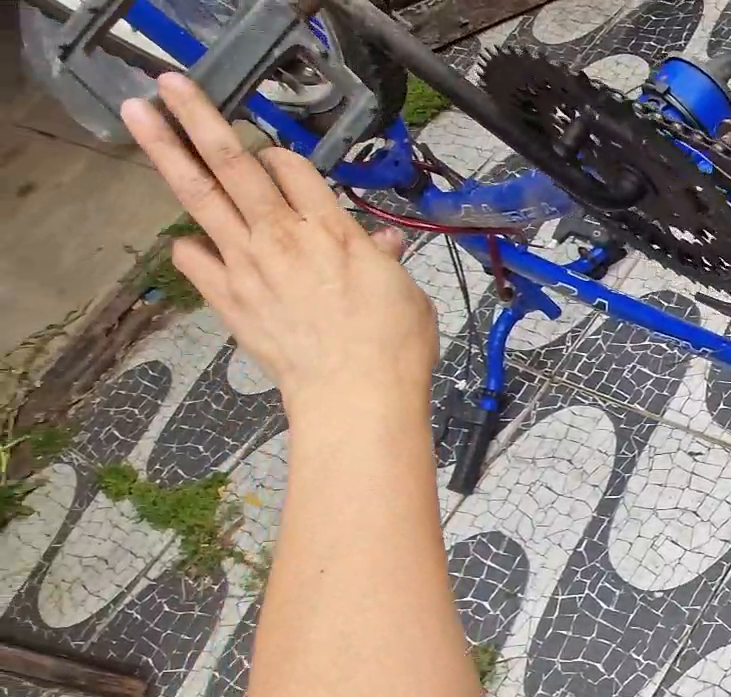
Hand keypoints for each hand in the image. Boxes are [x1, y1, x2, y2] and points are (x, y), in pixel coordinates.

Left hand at [120, 74, 437, 425]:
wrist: (358, 392)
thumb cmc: (395, 348)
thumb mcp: (407, 296)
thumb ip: (384, 262)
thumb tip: (383, 243)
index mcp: (334, 233)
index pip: (295, 170)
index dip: (284, 158)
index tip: (278, 157)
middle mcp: (284, 238)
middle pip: (235, 164)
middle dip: (202, 118)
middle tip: (173, 84)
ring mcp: (249, 264)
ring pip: (199, 194)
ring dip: (166, 151)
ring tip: (139, 114)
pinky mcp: (229, 295)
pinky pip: (192, 255)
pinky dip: (193, 245)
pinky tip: (201, 245)